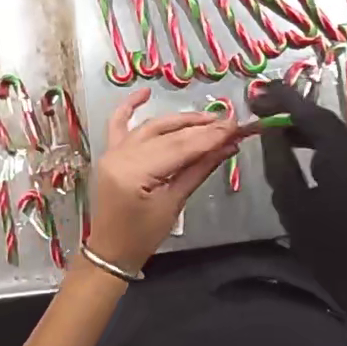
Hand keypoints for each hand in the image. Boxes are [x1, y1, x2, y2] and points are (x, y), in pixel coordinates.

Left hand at [87, 87, 240, 272]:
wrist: (110, 252)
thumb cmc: (143, 236)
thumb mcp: (174, 204)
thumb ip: (199, 170)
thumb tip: (228, 146)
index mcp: (134, 172)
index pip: (180, 147)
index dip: (210, 135)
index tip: (237, 126)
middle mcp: (120, 156)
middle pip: (167, 135)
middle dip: (200, 127)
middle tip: (230, 122)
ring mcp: (112, 153)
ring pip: (151, 128)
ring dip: (180, 120)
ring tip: (208, 118)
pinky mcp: (109, 154)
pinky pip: (119, 125)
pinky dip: (130, 107)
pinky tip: (145, 93)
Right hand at [250, 81, 346, 324]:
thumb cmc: (319, 243)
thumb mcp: (290, 202)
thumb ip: (279, 161)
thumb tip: (269, 129)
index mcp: (344, 162)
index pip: (314, 119)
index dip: (286, 101)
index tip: (258, 92)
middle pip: (325, 121)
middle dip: (292, 109)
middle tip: (260, 102)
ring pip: (332, 133)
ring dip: (302, 125)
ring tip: (271, 122)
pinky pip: (338, 147)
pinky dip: (314, 140)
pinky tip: (294, 143)